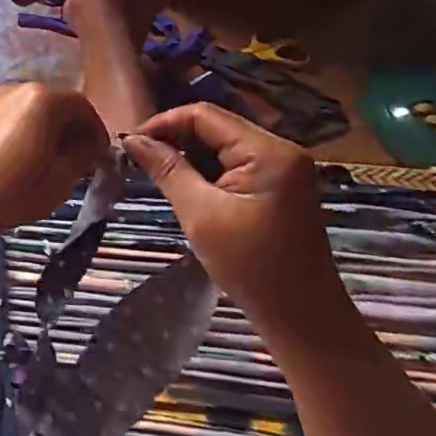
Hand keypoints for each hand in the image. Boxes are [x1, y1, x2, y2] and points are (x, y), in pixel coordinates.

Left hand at [0, 83, 106, 236]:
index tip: (100, 158)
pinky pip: (15, 117)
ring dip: (51, 132)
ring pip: (36, 111)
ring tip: (53, 165)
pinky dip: (28, 133)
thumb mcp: (60, 179)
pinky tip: (26, 161)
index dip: (97, 132)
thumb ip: (83, 157)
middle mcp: (20, 89)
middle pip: (59, 105)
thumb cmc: (12, 190)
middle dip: (73, 131)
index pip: (84, 107)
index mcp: (44, 98)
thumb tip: (90, 148)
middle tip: (80, 162)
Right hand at [121, 103, 331, 303]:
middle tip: (139, 160)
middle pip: (215, 126)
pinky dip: (208, 171)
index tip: (130, 144)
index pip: (205, 115)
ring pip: (223, 145)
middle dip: (175, 139)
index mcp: (268, 151)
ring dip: (189, 156)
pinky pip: (235, 164)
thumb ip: (167, 170)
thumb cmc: (252, 267)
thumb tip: (131, 140)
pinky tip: (187, 187)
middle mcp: (280, 149)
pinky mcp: (279, 186)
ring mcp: (283, 168)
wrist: (304, 319)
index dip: (163, 123)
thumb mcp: (200, 214)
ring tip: (157, 173)